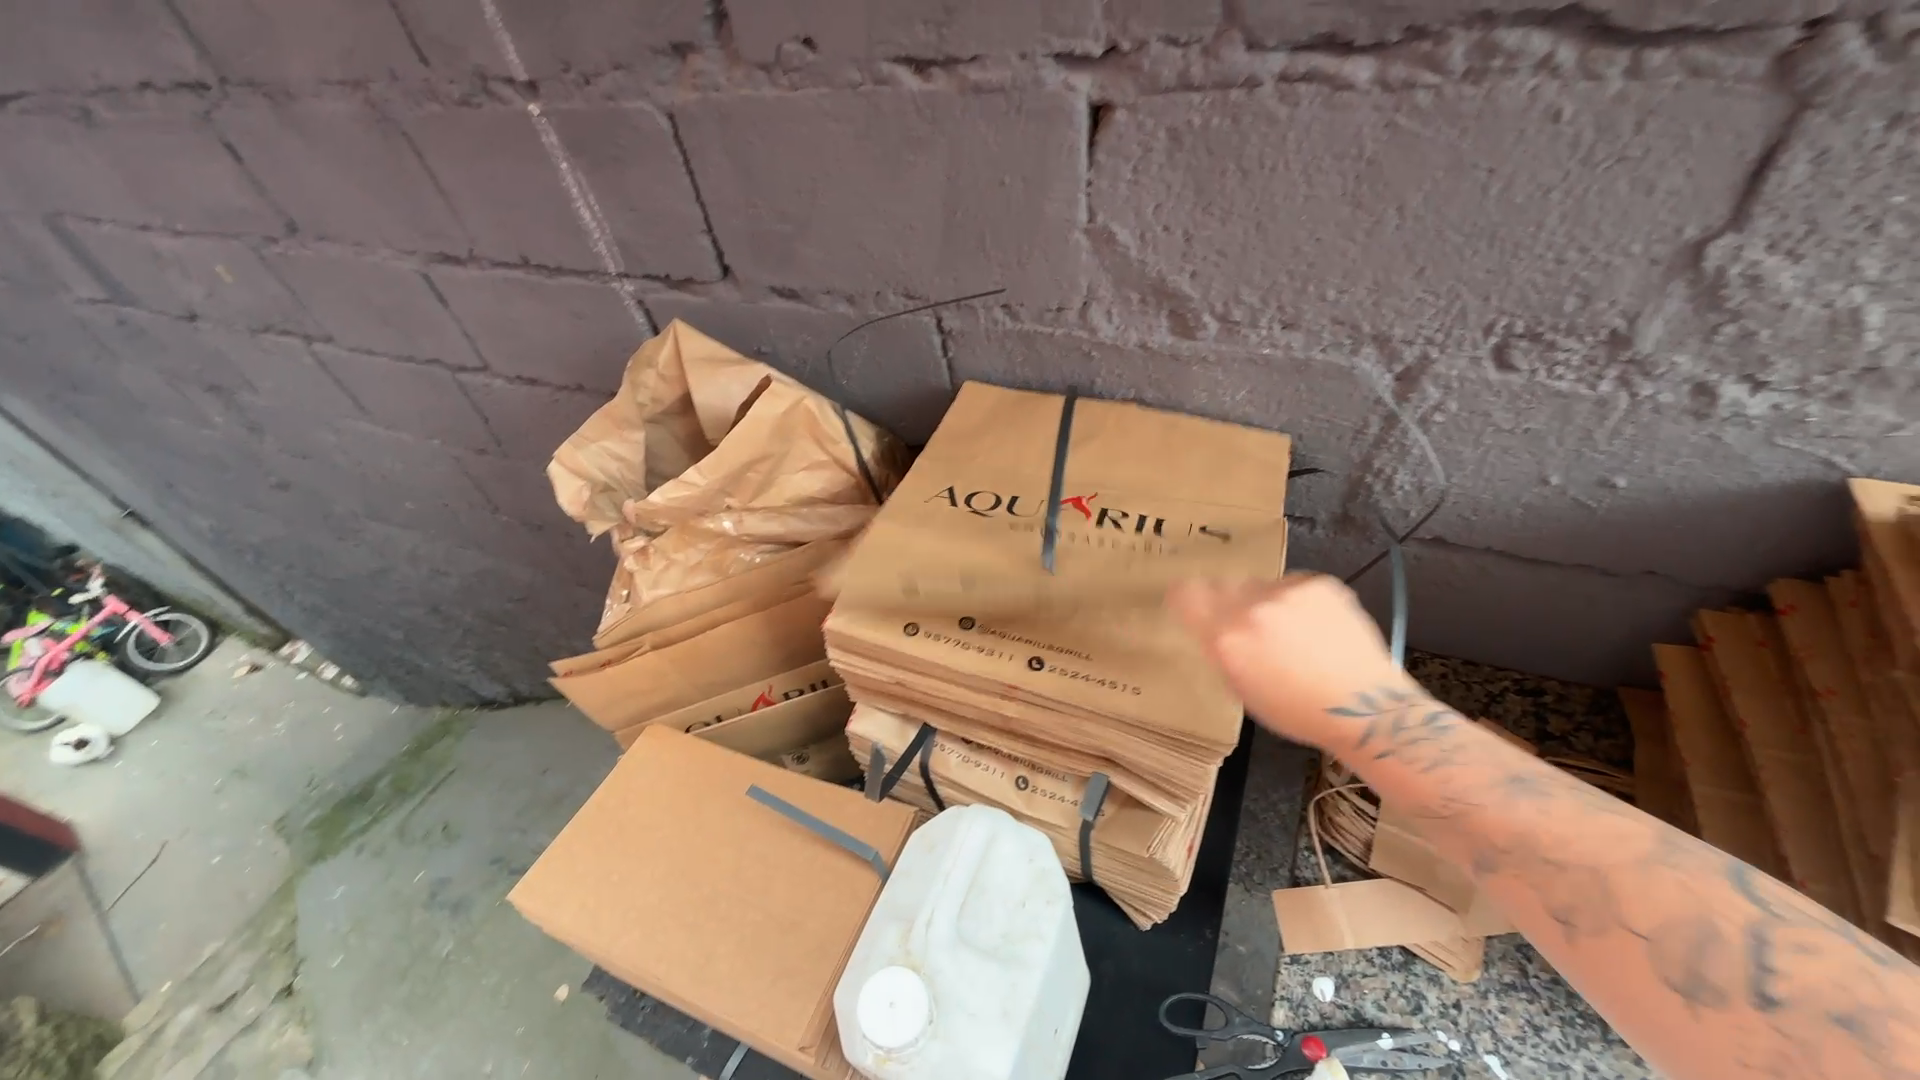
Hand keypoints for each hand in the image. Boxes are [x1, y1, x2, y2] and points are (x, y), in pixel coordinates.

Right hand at [1169, 574, 1413, 749]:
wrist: (1365, 706)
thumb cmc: (1297, 711)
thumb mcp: (1240, 689)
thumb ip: (1221, 650)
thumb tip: (1214, 628)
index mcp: (1226, 638)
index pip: (1185, 593)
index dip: (1184, 597)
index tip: (1190, 604)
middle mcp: (1251, 608)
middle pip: (1221, 585)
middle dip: (1229, 604)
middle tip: (1249, 629)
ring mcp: (1287, 592)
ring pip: (1260, 585)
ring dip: (1265, 603)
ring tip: (1291, 633)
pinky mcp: (1320, 584)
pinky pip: (1293, 584)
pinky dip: (1298, 601)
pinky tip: (1316, 628)